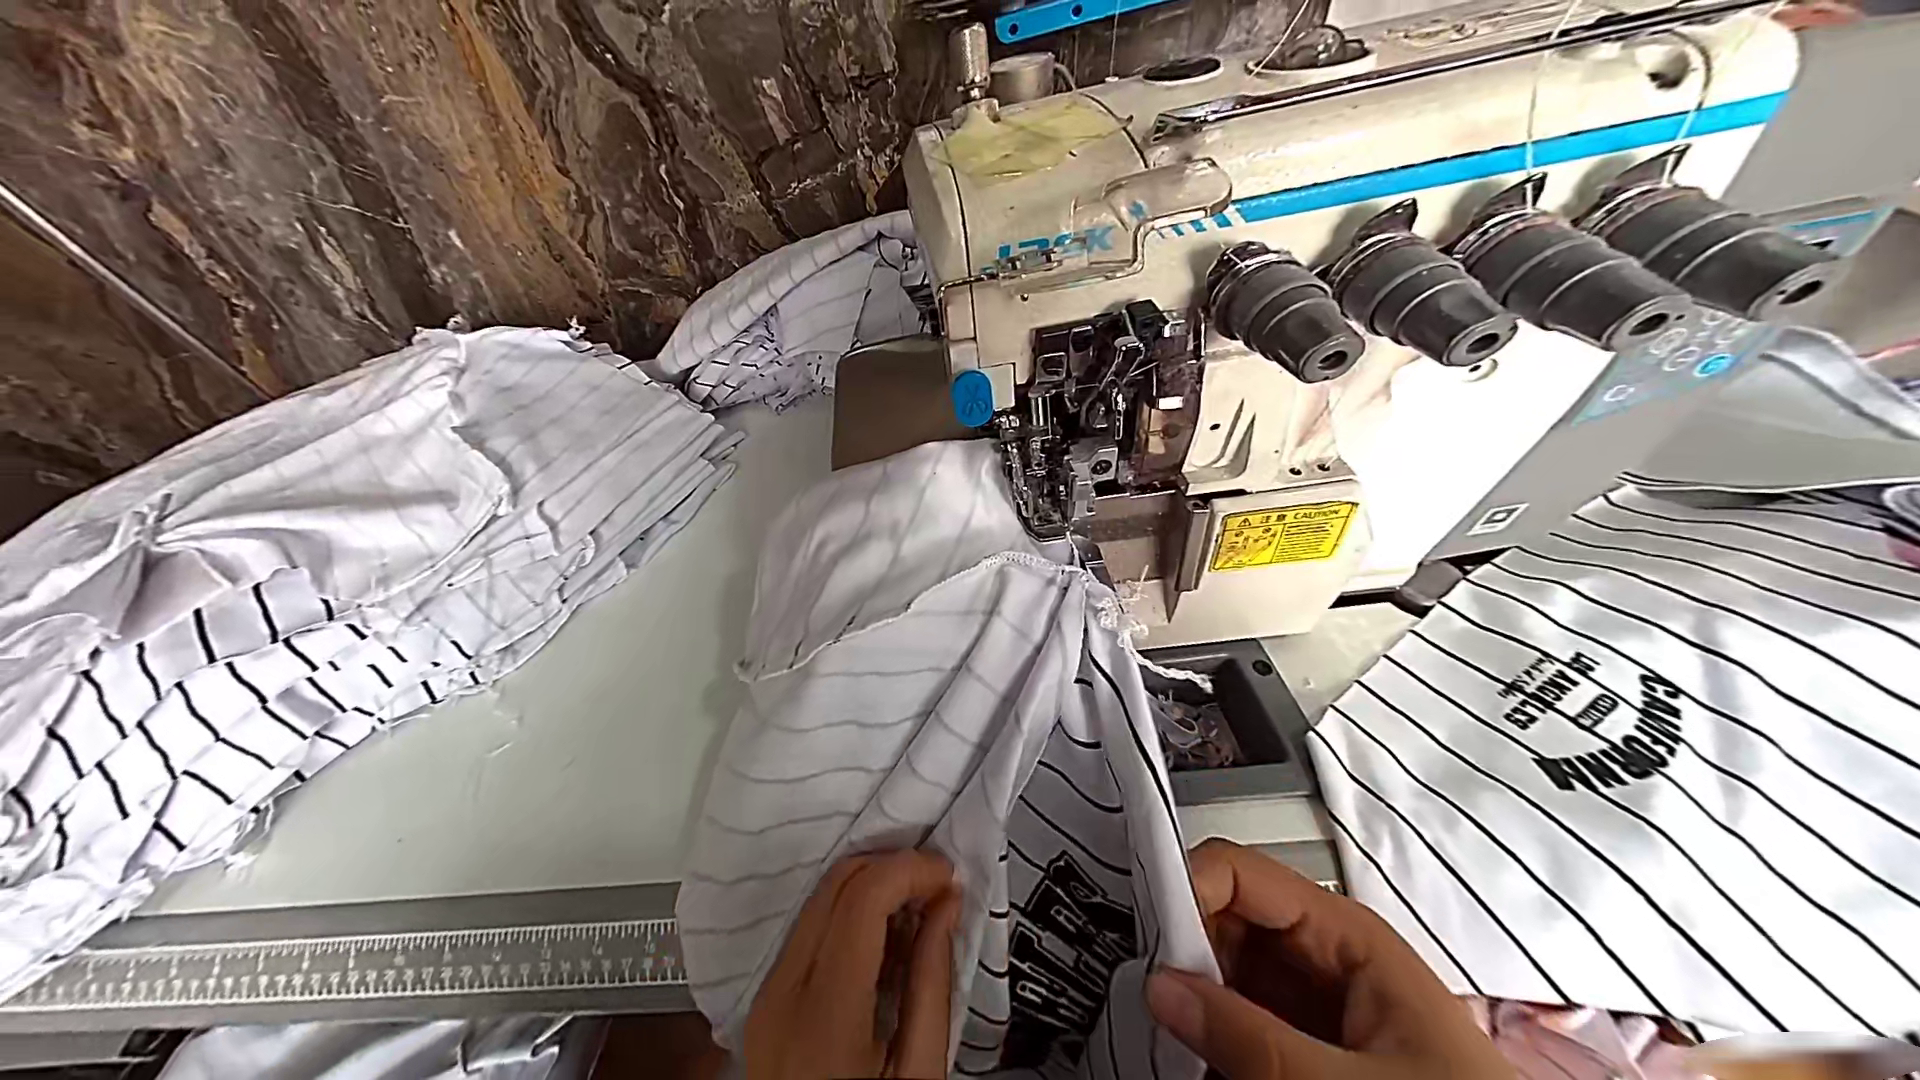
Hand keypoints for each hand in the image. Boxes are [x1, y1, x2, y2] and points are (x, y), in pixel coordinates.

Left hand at [744, 851, 961, 1079]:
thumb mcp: (920, 1074)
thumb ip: (933, 981)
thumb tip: (946, 903)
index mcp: (822, 1017)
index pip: (861, 898)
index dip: (911, 870)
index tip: (948, 877)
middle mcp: (782, 992)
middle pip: (838, 882)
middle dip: (895, 868)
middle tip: (938, 890)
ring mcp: (767, 992)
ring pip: (822, 893)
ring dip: (875, 885)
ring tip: (917, 914)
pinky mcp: (766, 996)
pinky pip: (812, 923)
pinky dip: (853, 910)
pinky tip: (886, 938)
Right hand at [1147, 839, 1512, 1079]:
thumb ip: (1251, 1038)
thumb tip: (1157, 984)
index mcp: (1342, 932)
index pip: (1240, 873)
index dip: (1188, 889)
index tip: (1149, 942)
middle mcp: (1318, 951)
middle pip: (1223, 916)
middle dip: (1180, 948)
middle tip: (1143, 996)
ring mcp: (1307, 998)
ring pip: (1221, 968)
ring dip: (1188, 994)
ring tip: (1159, 1031)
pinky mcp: (1300, 1041)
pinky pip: (1235, 1015)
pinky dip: (1206, 1030)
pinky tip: (1187, 1056)